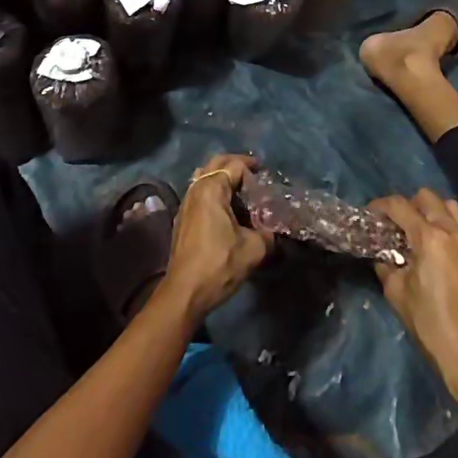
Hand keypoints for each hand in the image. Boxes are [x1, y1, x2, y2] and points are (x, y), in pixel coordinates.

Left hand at [160, 154, 270, 320]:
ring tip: (241, 191)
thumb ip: (268, 232)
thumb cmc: (219, 265)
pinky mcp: (182, 219)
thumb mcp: (254, 248)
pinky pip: (199, 192)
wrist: (184, 294)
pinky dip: (214, 191)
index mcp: (212, 189)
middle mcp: (196, 189)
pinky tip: (227, 209)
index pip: (236, 165)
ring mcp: (186, 203)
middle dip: (236, 165)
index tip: (267, 179)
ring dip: (223, 178)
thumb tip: (274, 227)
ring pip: (205, 177)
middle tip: (254, 176)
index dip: (253, 169)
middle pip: (216, 164)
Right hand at [370, 191, 457, 387]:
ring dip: (435, 211)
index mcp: (429, 238)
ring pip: (452, 207)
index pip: (400, 206)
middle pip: (428, 197)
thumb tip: (383, 256)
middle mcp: (454, 231)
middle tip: (399, 224)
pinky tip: (449, 249)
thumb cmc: (431, 325)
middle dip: (409, 205)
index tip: (372, 213)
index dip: (382, 205)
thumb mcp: (398, 295)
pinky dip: (455, 229)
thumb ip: (387, 267)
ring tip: (425, 231)